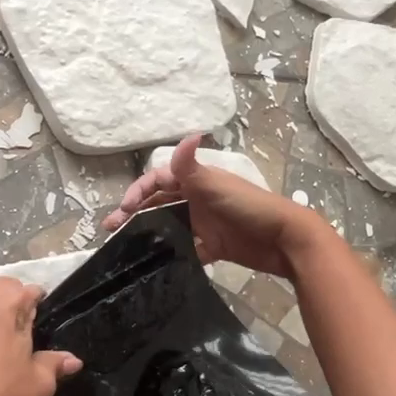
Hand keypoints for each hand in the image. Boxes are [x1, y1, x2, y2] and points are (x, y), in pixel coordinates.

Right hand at [101, 134, 332, 278]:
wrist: (285, 239)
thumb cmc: (250, 207)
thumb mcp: (216, 185)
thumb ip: (193, 165)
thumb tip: (190, 133)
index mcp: (196, 181)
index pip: (158, 180)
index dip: (138, 191)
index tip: (124, 208)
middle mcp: (196, 200)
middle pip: (158, 204)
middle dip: (132, 214)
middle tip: (110, 229)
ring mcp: (204, 224)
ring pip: (167, 226)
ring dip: (145, 233)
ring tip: (123, 247)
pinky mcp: (212, 247)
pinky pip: (185, 248)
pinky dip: (169, 253)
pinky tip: (151, 262)